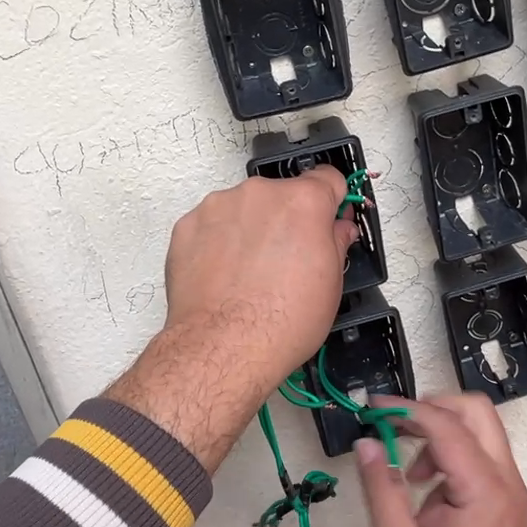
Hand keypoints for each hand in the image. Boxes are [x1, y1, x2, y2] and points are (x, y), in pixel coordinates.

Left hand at [106, 168, 356, 470]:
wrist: (223, 348)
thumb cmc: (282, 322)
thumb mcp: (331, 284)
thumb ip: (335, 243)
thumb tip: (337, 228)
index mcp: (303, 201)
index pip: (327, 178)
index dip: (331, 200)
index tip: (327, 218)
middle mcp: (262, 192)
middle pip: (282, 194)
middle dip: (286, 219)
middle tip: (285, 259)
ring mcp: (221, 205)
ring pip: (244, 207)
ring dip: (250, 228)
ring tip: (248, 273)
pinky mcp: (189, 224)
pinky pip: (211, 224)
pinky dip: (218, 241)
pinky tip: (223, 276)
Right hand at [355, 394, 526, 526]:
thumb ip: (382, 491)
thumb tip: (367, 444)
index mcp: (487, 493)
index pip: (446, 425)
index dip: (407, 408)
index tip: (376, 409)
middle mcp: (510, 487)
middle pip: (477, 413)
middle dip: (434, 409)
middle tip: (397, 424)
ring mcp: (515, 498)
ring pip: (482, 434)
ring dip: (445, 436)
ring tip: (411, 475)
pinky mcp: (511, 510)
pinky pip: (485, 462)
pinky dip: (456, 460)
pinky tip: (430, 496)